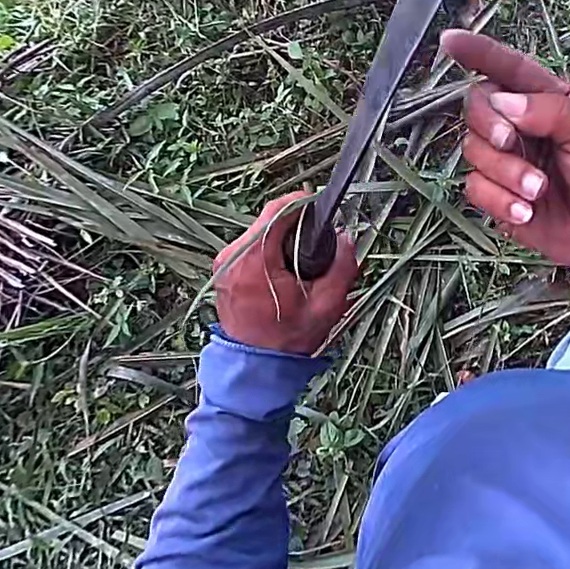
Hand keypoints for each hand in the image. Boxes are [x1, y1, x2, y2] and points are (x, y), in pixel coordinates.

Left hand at [214, 192, 359, 354]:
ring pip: (260, 231)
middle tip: (320, 235)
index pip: (276, 212)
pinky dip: (271, 247)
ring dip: (284, 235)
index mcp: (254, 261)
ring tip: (306, 253)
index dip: (301, 201)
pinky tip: (288, 264)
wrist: (256, 367)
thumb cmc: (290, 338)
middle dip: (296, 222)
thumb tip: (345, 237)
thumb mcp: (327, 304)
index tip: (320, 203)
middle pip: (268, 220)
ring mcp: (224, 263)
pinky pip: (252, 246)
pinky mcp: (225, 271)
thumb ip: (342, 266)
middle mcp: (232, 257)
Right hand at [441, 30, 569, 290]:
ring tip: (539, 191)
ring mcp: (507, 160)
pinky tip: (528, 212)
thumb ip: (554, 112)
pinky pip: (475, 188)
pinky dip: (499, 201)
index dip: (479, 53)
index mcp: (549, 100)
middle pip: (478, 106)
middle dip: (490, 124)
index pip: (509, 68)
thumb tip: (504, 104)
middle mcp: (521, 125)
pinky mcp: (497, 194)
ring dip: (505, 172)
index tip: (450, 41)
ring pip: (473, 150)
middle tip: (512, 142)